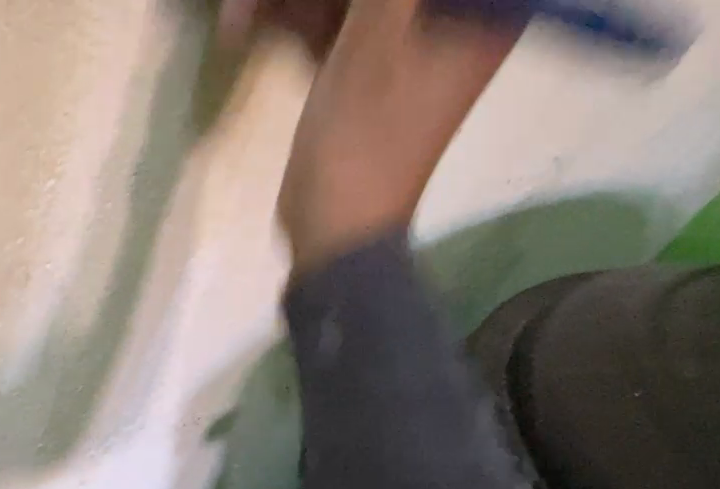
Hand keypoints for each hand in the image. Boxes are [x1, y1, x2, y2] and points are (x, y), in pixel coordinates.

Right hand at [219, 0, 521, 271]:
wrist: (333, 234)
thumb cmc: (363, 145)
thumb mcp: (374, 44)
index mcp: (480, 5)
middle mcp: (449, 13)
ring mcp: (401, 39)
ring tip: (239, 11)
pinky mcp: (360, 64)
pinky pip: (326, 22)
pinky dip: (288, 19)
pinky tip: (244, 22)